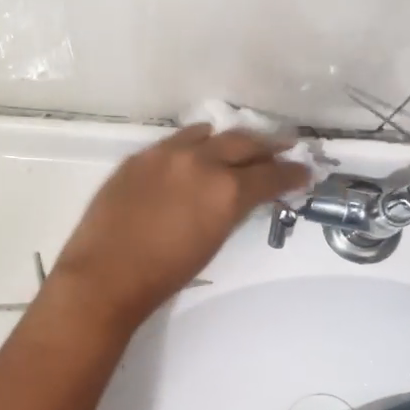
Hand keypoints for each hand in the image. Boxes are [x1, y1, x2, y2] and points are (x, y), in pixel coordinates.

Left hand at [49, 125, 309, 332]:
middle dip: (268, 146)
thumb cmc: (164, 274)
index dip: (292, 173)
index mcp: (225, 190)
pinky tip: (197, 148)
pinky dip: (194, 143)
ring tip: (240, 145)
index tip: (304, 171)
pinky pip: (176, 141)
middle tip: (284, 147)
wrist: (105, 275)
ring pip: (208, 134)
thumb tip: (242, 195)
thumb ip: (231, 210)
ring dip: (228, 140)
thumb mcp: (212, 242)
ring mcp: (166, 154)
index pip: (270, 174)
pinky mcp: (140, 156)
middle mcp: (200, 162)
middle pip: (244, 143)